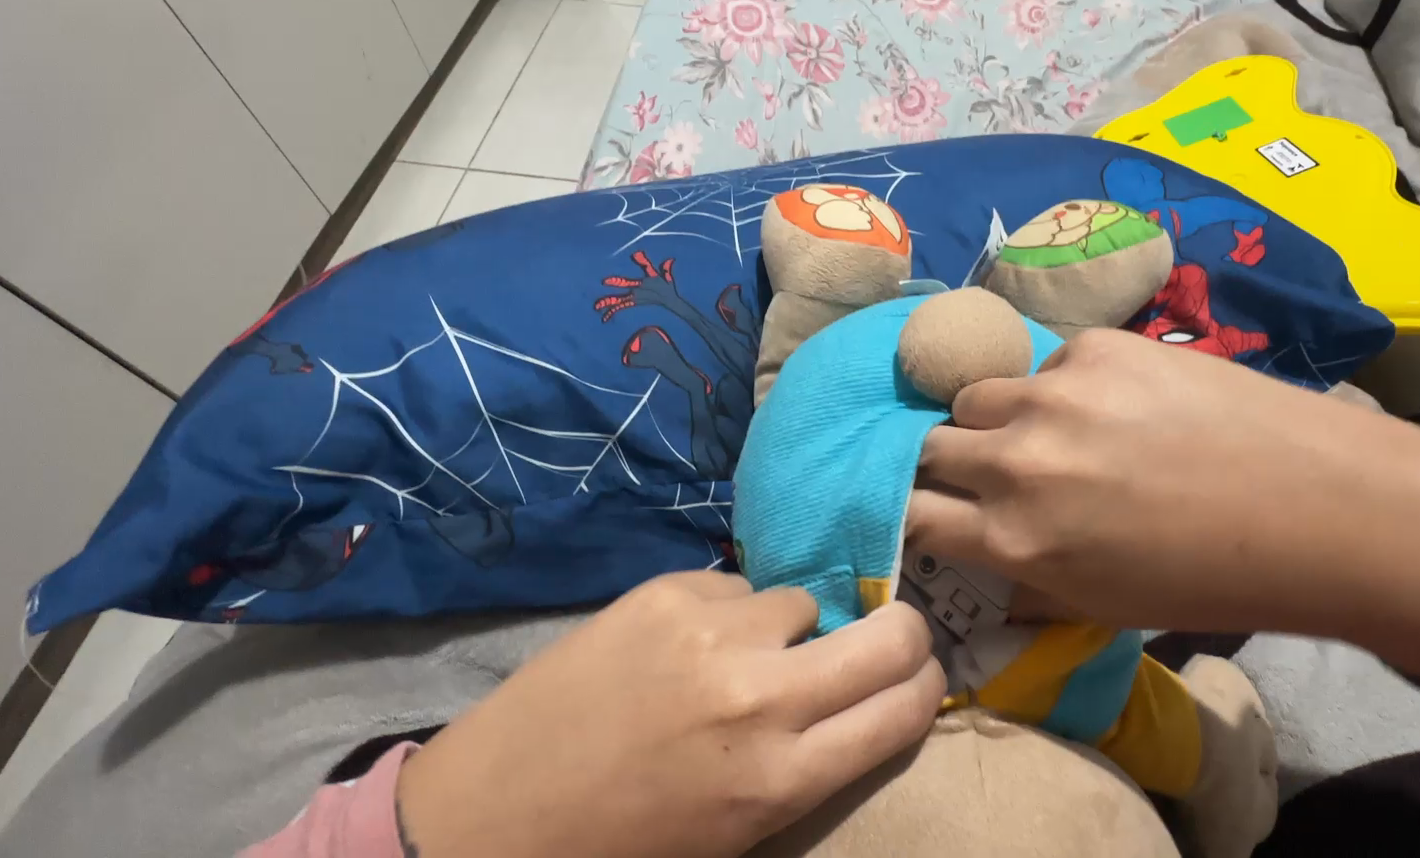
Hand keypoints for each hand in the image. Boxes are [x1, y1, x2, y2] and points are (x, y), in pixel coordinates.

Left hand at [397, 572, 944, 857]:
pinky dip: (728, 612)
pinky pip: (735, 587)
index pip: (903, 706)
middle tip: (883, 638)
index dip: (925, 682)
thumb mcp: (739, 831)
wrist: (494, 814)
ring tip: (740, 655)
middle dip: (901, 632)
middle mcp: (758, 696)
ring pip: (800, 600)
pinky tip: (684, 641)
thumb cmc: (626, 842)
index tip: (918, 674)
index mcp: (781, 777)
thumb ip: (809, 760)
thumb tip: (858, 692)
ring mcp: (710, 632)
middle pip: (887, 635)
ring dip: (789, 627)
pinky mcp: (665, 591)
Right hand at [907, 328, 1419, 679]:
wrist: (1324, 508)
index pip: (910, 513)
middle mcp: (1018, 462)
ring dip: (994, 417)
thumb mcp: (1100, 605)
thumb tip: (979, 555)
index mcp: (1016, 539)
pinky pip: (1045, 367)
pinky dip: (1059, 390)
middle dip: (947, 461)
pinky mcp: (1095, 347)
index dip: (911, 511)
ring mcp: (1054, 395)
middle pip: (930, 445)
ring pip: (975, 394)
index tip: (926, 508)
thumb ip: (1021, 580)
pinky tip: (1116, 405)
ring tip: (1044, 431)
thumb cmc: (1210, 578)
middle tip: (983, 469)